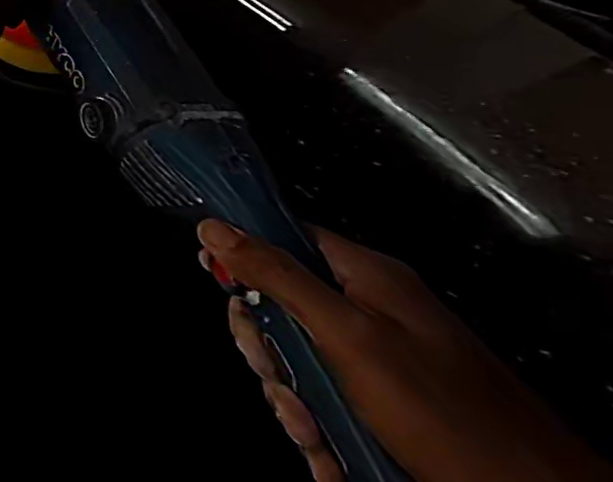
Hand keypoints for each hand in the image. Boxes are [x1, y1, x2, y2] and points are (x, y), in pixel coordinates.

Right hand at [198, 220, 610, 481]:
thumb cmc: (454, 418)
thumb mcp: (347, 334)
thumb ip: (277, 275)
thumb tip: (216, 229)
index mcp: (366, 277)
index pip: (280, 235)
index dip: (241, 253)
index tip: (220, 276)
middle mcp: (370, 310)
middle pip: (276, 302)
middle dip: (265, 342)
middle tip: (278, 365)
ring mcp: (375, 358)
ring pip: (292, 355)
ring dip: (288, 391)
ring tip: (312, 423)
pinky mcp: (379, 400)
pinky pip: (319, 394)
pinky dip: (314, 421)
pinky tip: (329, 442)